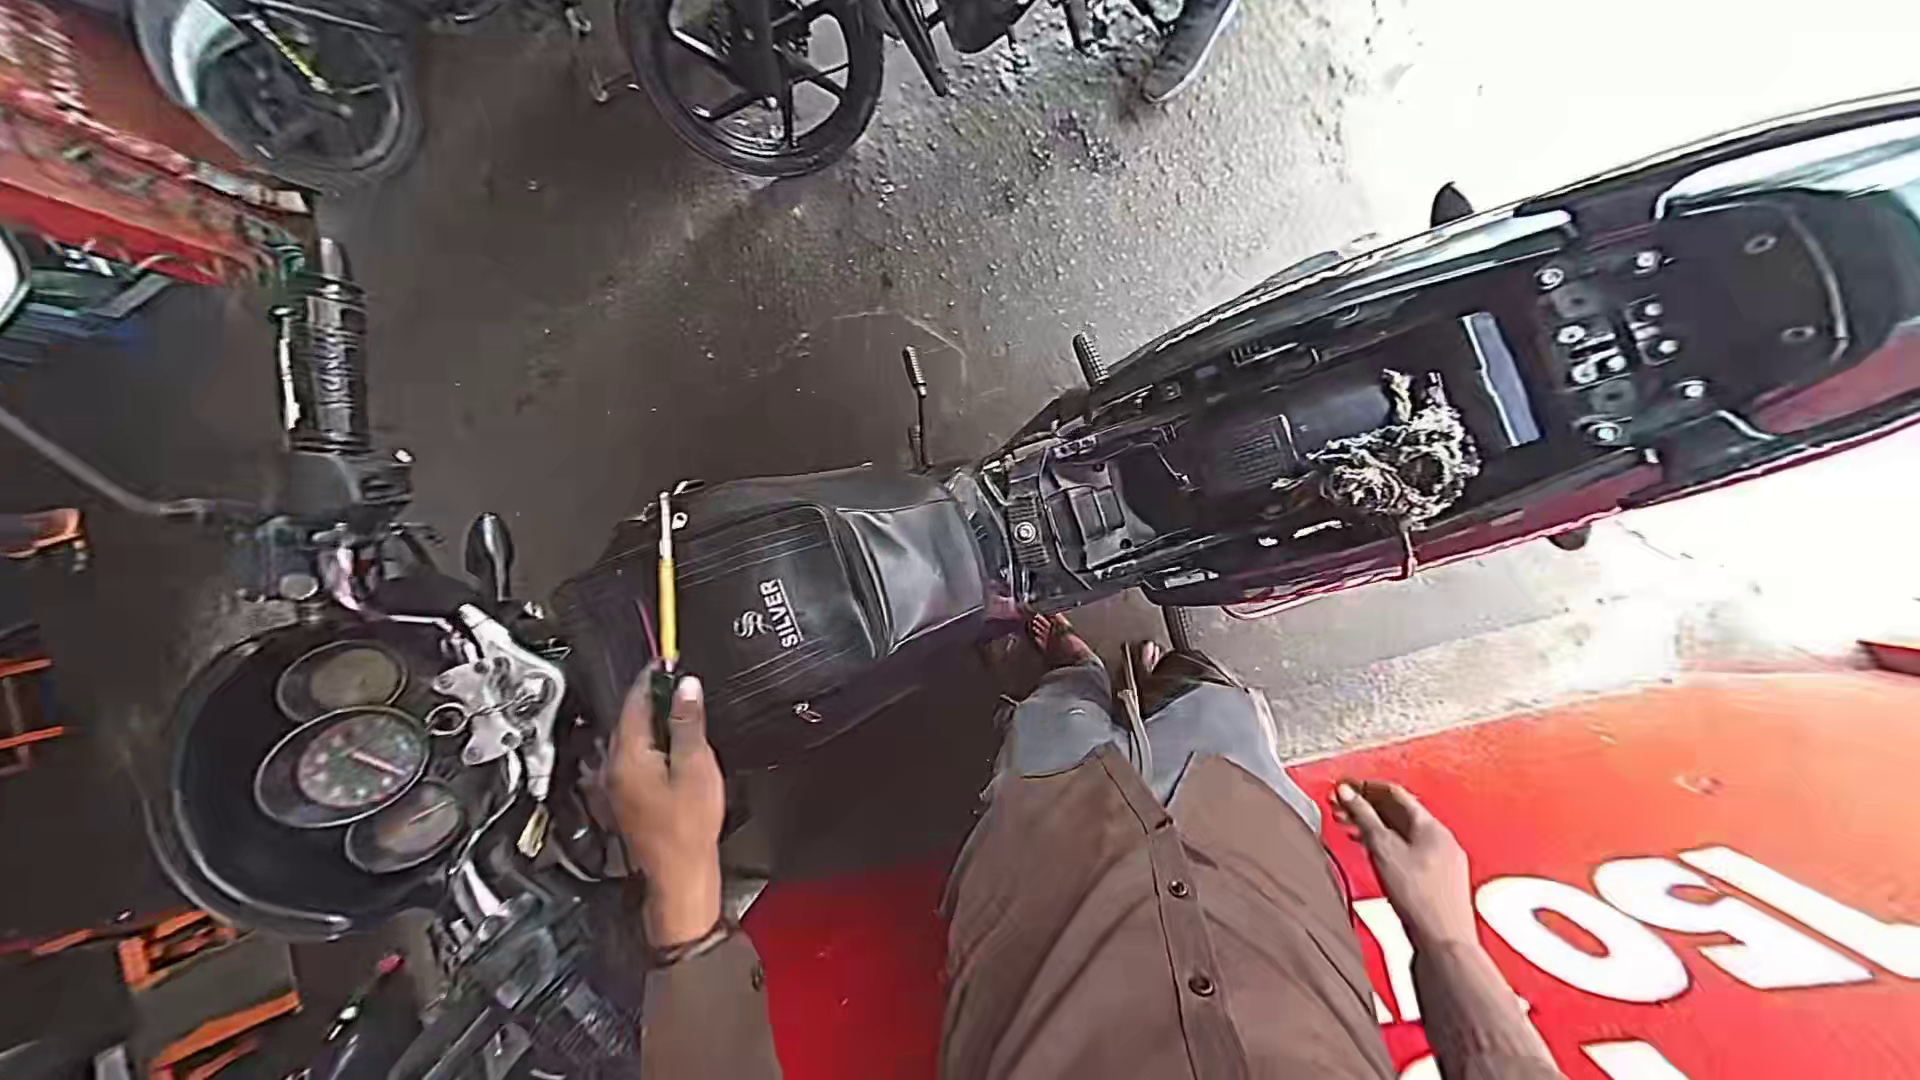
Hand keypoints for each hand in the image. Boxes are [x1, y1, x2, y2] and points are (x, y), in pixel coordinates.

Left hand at [606, 672, 724, 947]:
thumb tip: (686, 687)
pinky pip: (633, 754)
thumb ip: (689, 722)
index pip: (635, 702)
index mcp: (627, 757)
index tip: (668, 660)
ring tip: (679, 706)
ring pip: (631, 736)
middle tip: (678, 679)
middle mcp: (612, 769)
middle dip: (653, 695)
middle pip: (629, 718)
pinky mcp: (624, 797)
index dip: (653, 677)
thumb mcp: (696, 764)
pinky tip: (672, 742)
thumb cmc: (688, 826)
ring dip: (652, 717)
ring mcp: (615, 785)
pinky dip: (651, 739)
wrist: (680, 873)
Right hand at [1333, 780, 1476, 949]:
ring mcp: (1441, 859)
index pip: (1393, 792)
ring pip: (1399, 830)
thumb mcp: (1382, 847)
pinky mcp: (1436, 877)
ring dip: (1371, 824)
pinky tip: (1368, 847)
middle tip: (1340, 805)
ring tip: (1347, 824)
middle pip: (1396, 811)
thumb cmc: (1420, 898)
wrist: (1442, 941)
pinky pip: (1405, 847)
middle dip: (1365, 806)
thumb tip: (1347, 793)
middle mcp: (1440, 840)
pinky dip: (1383, 842)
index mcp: (1432, 827)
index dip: (1364, 787)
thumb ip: (1363, 815)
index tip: (1343, 788)